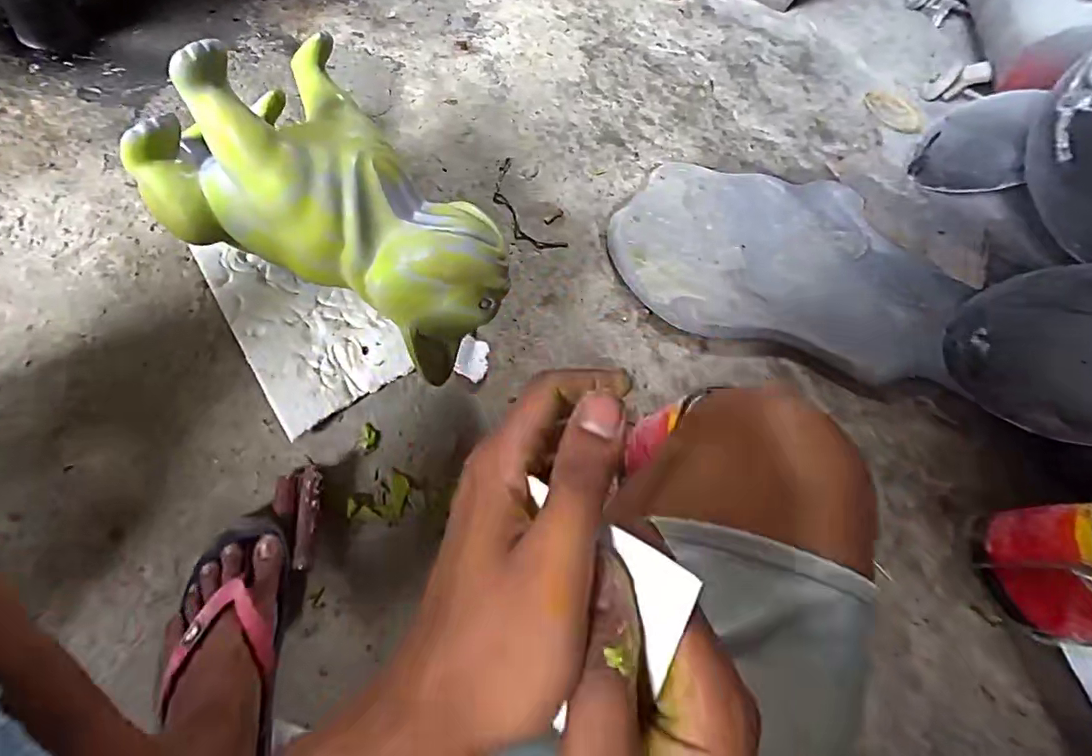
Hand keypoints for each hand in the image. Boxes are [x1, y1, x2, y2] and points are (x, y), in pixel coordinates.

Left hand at [297, 369, 630, 754]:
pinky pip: (542, 492)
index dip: (593, 385)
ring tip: (635, 479)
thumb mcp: (557, 556)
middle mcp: (489, 471)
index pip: (546, 392)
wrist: (444, 706)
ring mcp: (491, 503)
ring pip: (546, 456)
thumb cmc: (504, 640)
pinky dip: (578, 491)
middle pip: (546, 419)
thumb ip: (583, 476)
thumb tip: (605, 401)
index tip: (640, 400)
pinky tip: (604, 521)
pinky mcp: (499, 535)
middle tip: (646, 447)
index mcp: (498, 464)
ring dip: (590, 456)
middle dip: (596, 419)